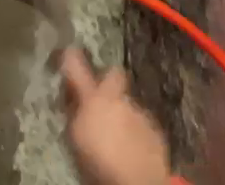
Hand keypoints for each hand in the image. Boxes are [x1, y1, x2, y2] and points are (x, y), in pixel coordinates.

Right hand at [61, 50, 171, 184]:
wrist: (136, 183)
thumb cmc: (98, 160)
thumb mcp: (74, 136)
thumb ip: (73, 111)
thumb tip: (72, 95)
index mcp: (94, 97)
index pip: (78, 65)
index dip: (72, 56)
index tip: (69, 52)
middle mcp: (118, 97)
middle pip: (113, 76)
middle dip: (107, 83)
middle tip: (100, 102)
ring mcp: (140, 112)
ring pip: (128, 102)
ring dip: (122, 111)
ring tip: (118, 133)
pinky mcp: (156, 130)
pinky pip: (142, 121)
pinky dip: (136, 128)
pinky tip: (132, 145)